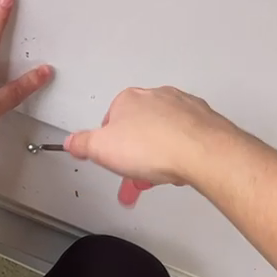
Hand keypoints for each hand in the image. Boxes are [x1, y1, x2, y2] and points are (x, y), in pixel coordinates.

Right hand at [64, 87, 241, 205]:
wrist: (202, 152)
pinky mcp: (204, 121)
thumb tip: (73, 142)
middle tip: (136, 179)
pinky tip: (179, 169)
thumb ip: (82, 144)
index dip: (110, 148)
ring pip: (163, 135)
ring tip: (159, 177)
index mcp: (128, 100)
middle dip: (135, 156)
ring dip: (158, 156)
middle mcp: (156, 97)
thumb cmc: (155, 146)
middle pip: (138, 130)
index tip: (113, 163)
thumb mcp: (100, 149)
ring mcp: (182, 107)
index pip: (110, 123)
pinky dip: (180, 154)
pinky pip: (185, 139)